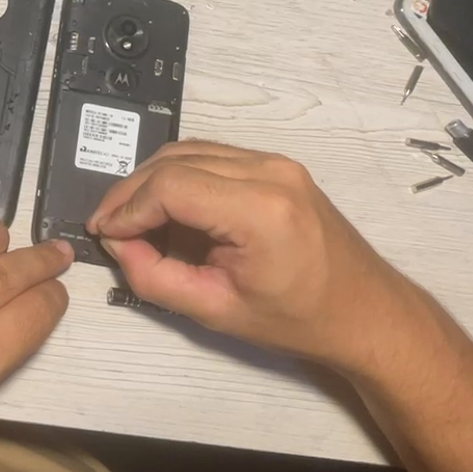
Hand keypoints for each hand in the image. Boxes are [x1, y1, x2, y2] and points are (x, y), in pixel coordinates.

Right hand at [88, 140, 406, 370]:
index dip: (127, 208)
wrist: (368, 313)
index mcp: (260, 210)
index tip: (105, 235)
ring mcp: (275, 162)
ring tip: (129, 217)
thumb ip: (155, 278)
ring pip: (187, 151)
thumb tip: (117, 245)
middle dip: (130, 192)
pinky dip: (175, 175)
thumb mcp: (217, 311)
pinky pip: (209, 155)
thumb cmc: (298, 320)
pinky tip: (162, 205)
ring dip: (149, 180)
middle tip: (108, 226)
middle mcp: (269, 171)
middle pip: (174, 161)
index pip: (169, 186)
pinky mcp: (275, 164)